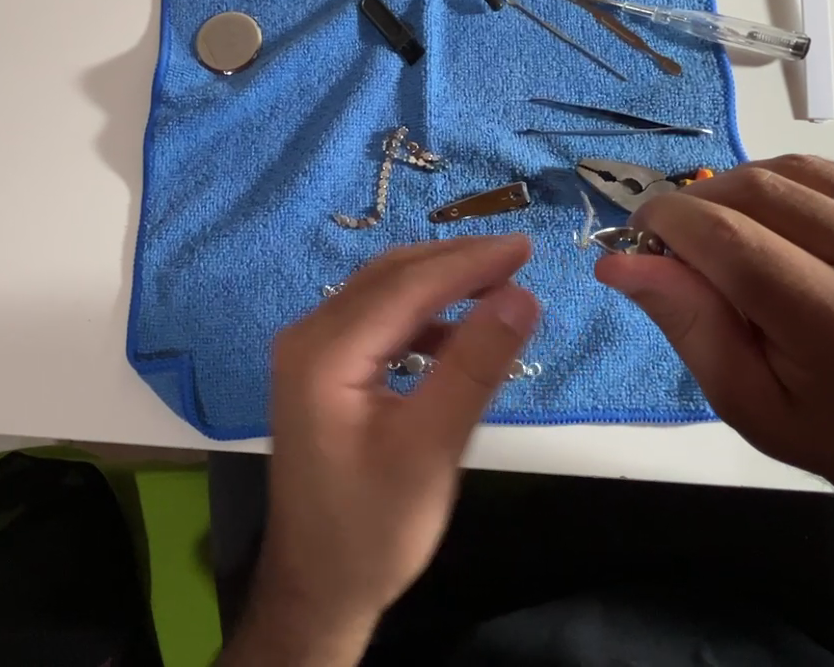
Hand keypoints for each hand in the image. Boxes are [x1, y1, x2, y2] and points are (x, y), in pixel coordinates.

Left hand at [229, 236, 539, 665]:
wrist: (318, 586)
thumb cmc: (374, 527)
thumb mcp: (432, 448)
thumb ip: (474, 366)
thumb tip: (520, 295)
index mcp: (324, 352)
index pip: (406, 286)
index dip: (469, 261)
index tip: (526, 247)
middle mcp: (307, 336)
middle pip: (389, 278)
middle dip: (454, 262)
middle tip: (517, 255)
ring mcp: (308, 352)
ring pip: (380, 294)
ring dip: (437, 283)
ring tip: (495, 284)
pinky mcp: (320, 370)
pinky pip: (373, 322)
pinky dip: (418, 316)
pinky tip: (454, 333)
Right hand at [594, 155, 833, 551]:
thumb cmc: (827, 427)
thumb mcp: (740, 399)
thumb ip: (685, 321)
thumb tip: (618, 260)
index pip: (735, 241)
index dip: (669, 223)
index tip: (640, 234)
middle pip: (761, 191)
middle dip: (695, 203)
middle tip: (674, 236)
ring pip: (792, 170)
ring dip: (736, 191)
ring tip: (724, 231)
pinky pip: (830, 173)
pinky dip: (784, 189)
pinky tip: (780, 226)